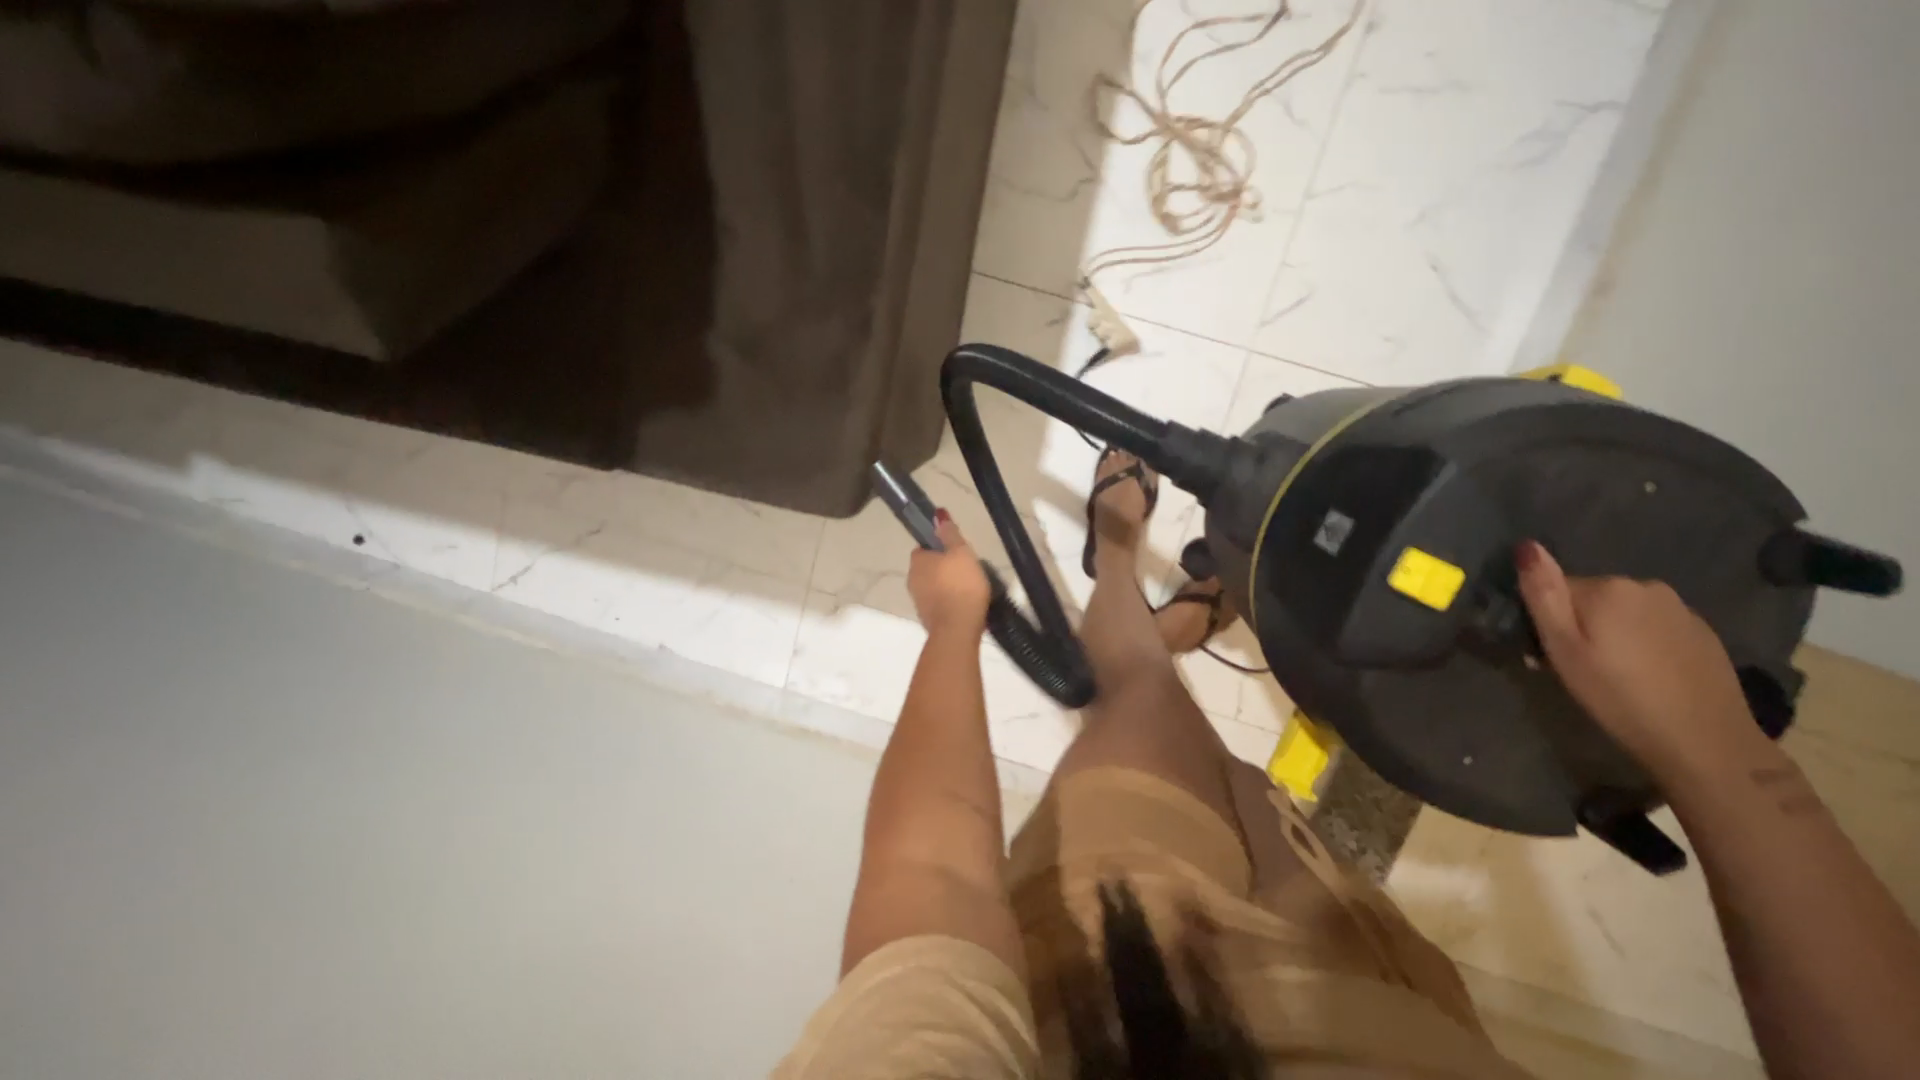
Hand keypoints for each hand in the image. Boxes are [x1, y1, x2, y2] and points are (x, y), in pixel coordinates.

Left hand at [907, 513, 991, 636]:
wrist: (957, 628)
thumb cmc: (961, 584)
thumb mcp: (961, 552)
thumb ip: (949, 534)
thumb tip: (937, 515)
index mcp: (917, 561)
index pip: (924, 548)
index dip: (939, 548)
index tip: (957, 553)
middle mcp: (912, 579)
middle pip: (927, 568)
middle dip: (943, 568)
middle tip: (967, 570)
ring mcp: (918, 601)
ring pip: (932, 587)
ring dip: (946, 586)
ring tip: (969, 589)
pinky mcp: (927, 619)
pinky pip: (938, 604)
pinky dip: (948, 602)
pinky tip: (965, 605)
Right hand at [1515, 540, 1762, 773]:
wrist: (1703, 739)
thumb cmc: (1618, 696)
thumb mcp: (1564, 649)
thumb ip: (1544, 595)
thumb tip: (1526, 545)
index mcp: (1607, 588)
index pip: (1556, 589)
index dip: (1546, 621)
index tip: (1548, 655)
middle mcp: (1645, 586)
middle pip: (1592, 598)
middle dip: (1580, 624)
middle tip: (1579, 668)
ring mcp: (1679, 608)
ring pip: (1624, 611)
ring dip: (1612, 632)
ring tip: (1614, 674)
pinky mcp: (1701, 631)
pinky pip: (1654, 626)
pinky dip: (1643, 643)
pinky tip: (1647, 675)